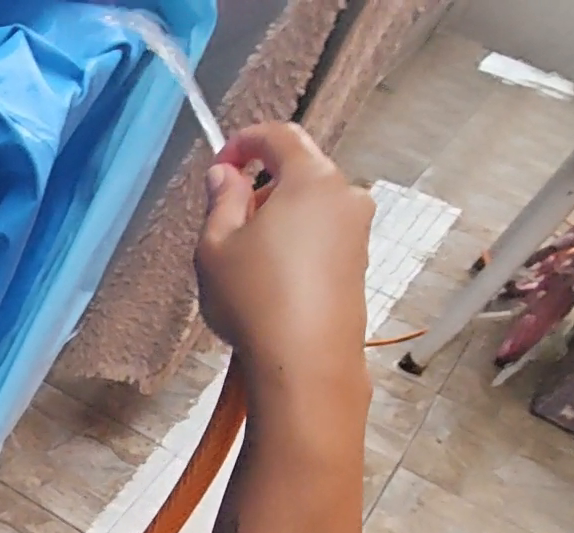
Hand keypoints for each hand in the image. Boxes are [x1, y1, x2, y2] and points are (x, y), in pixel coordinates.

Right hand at [196, 123, 373, 412]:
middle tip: (221, 225)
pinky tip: (265, 279)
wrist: (304, 355)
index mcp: (309, 179)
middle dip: (258, 188)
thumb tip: (225, 174)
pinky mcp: (358, 257)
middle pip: (297, 171)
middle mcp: (344, 192)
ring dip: (273, 218)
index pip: (280, 136)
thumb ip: (221, 203)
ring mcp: (357, 226)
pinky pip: (318, 232)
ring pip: (307, 204)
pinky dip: (290, 242)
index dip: (245, 141)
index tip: (219, 161)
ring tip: (239, 262)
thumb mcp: (215, 248)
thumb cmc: (252, 296)